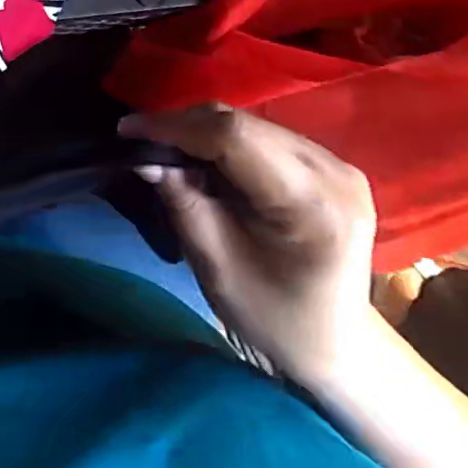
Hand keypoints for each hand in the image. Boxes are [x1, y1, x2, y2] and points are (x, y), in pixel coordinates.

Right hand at [121, 105, 376, 385]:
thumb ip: (183, 203)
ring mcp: (338, 163)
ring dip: (203, 129)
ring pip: (253, 123)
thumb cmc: (273, 317)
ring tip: (165, 146)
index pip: (237, 139)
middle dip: (185, 125)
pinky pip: (266, 135)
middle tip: (140, 137)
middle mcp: (334, 171)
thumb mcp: (217, 267)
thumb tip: (145, 156)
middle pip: (245, 124)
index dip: (177, 126)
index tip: (129, 130)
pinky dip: (226, 139)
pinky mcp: (331, 163)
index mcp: (313, 204)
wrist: (336, 344)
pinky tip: (202, 156)